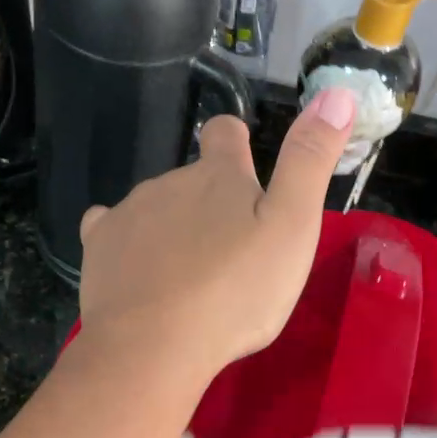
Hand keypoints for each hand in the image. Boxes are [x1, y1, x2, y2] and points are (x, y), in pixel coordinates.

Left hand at [74, 89, 354, 378]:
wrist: (153, 344)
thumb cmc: (234, 292)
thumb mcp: (292, 229)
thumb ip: (310, 163)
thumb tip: (337, 93)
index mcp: (219, 175)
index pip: (224, 133)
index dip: (234, 145)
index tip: (243, 172)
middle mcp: (169, 181)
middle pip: (191, 181)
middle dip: (207, 206)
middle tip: (226, 257)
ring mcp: (129, 212)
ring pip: (154, 210)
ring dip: (171, 231)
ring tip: (186, 279)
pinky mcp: (99, 247)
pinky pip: (111, 231)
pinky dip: (126, 246)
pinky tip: (137, 274)